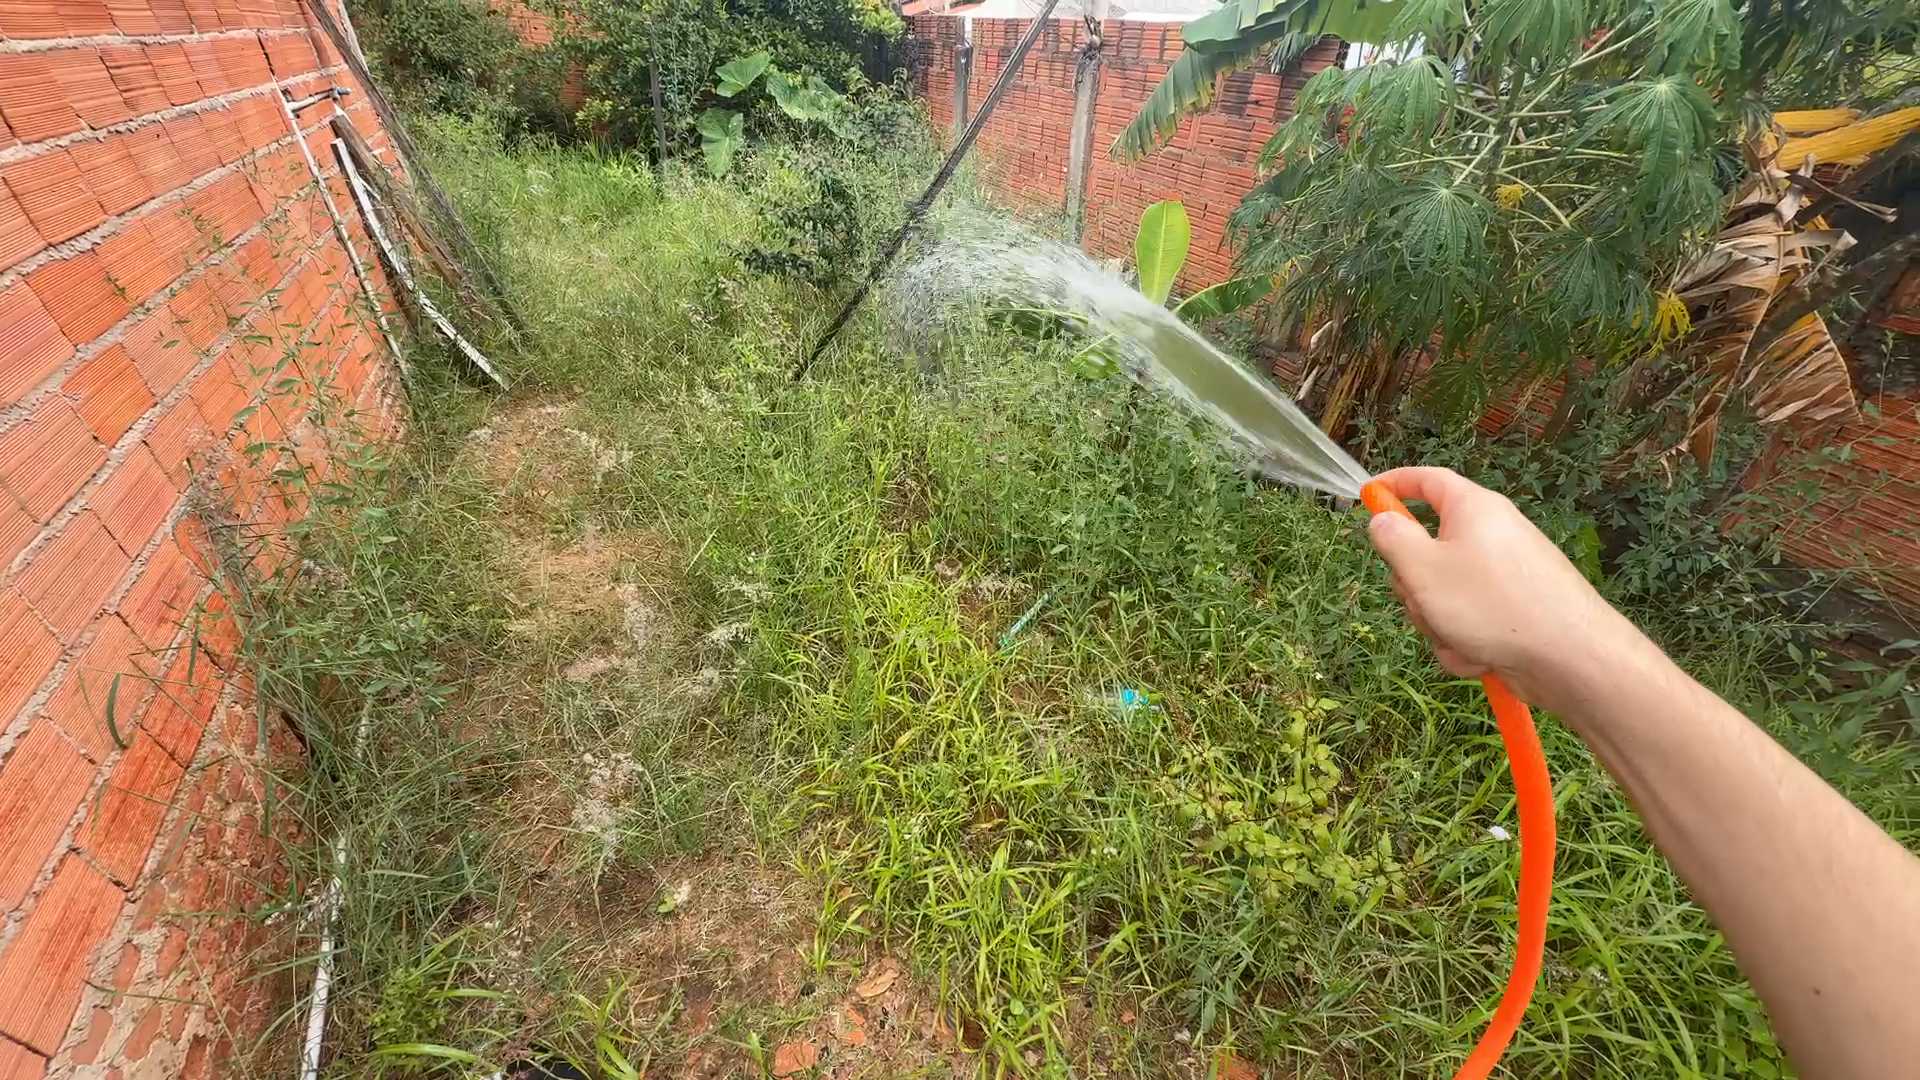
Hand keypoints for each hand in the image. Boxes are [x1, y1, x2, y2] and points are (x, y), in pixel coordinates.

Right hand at [1365, 466, 1651, 714]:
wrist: (1572, 660)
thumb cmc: (1491, 604)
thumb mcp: (1422, 567)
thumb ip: (1392, 538)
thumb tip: (1382, 520)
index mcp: (1473, 511)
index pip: (1427, 480)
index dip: (1393, 483)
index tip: (1367, 494)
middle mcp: (1490, 535)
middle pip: (1426, 546)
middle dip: (1412, 579)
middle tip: (1419, 596)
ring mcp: (1501, 574)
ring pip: (1440, 588)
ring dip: (1434, 616)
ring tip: (1455, 635)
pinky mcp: (1510, 609)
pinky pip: (1465, 616)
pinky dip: (1461, 637)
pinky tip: (1476, 655)